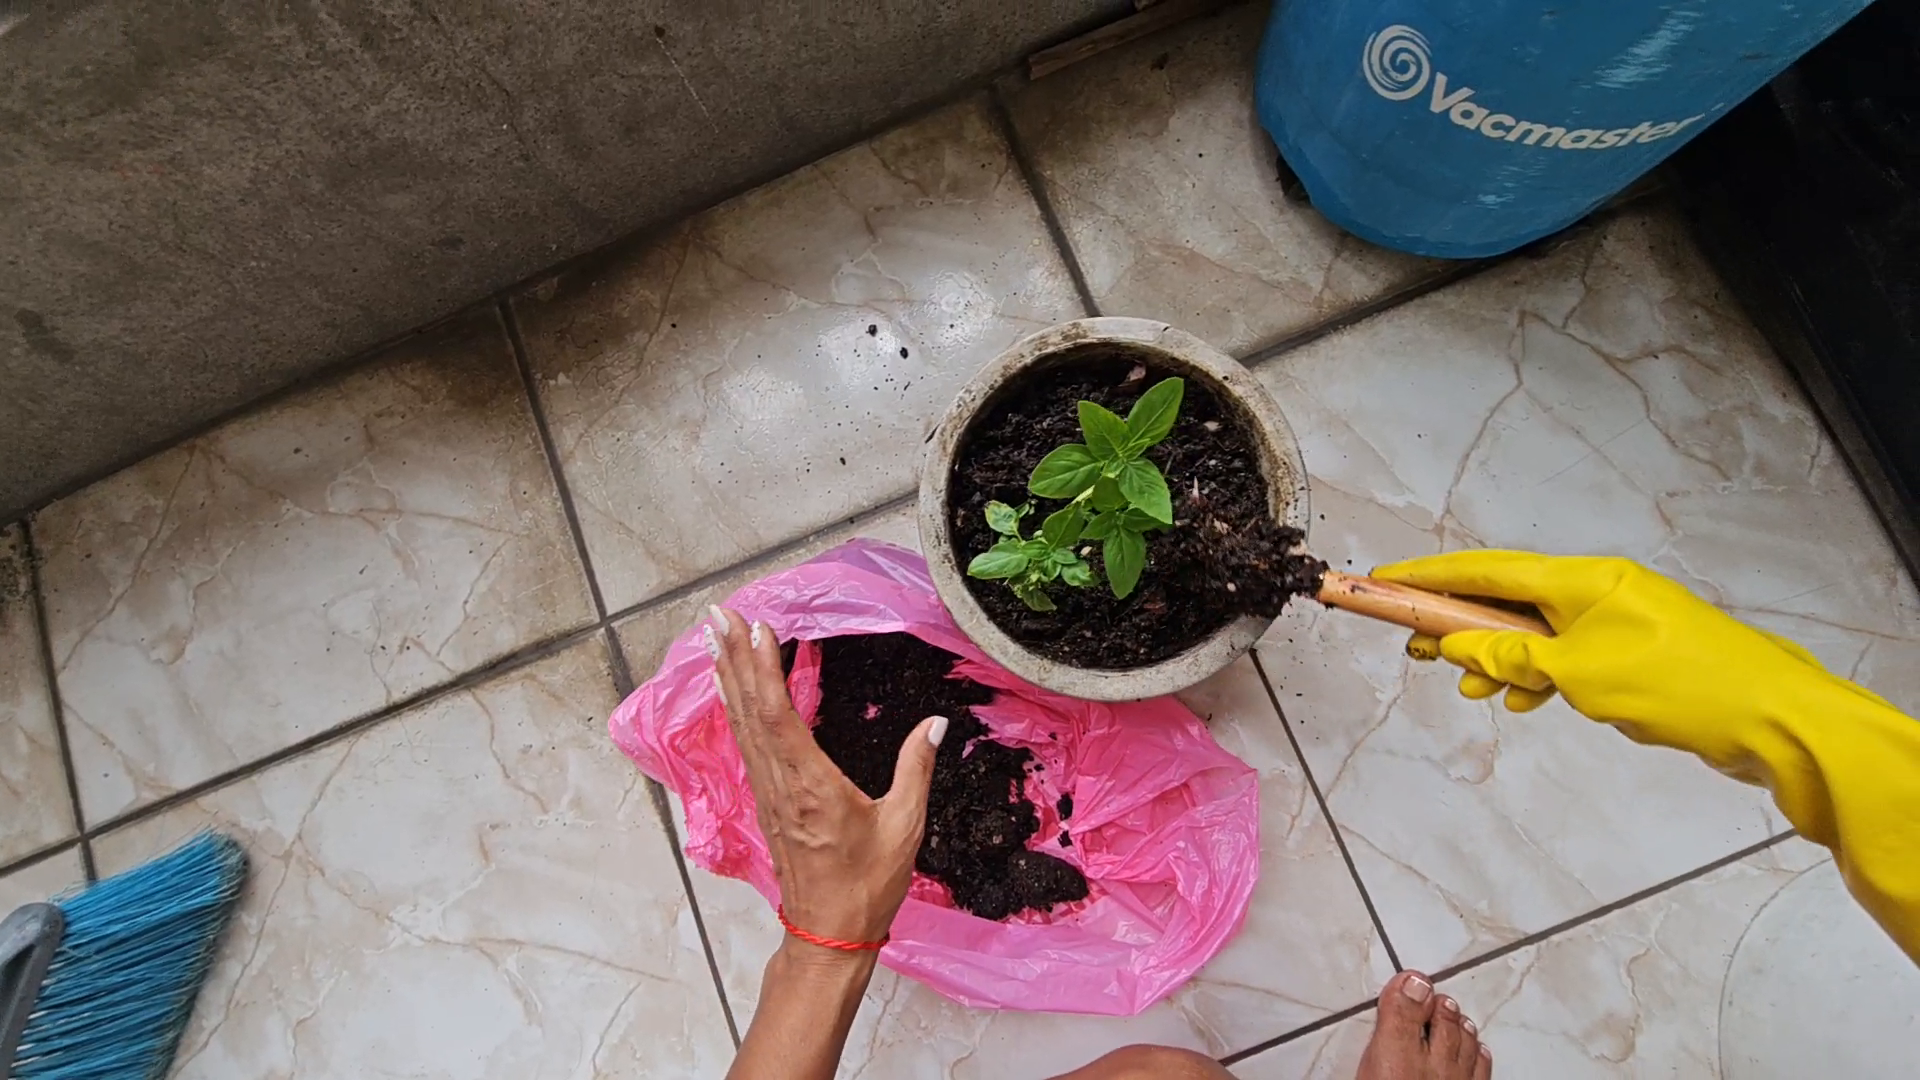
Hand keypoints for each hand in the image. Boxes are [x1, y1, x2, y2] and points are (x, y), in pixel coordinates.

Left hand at [706, 607, 946, 945]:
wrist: (828, 932)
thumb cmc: (867, 883)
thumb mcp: (904, 826)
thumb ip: (916, 769)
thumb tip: (935, 723)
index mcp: (812, 785)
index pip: (779, 718)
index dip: (765, 671)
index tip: (756, 630)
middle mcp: (781, 782)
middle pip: (750, 711)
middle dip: (732, 658)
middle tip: (717, 616)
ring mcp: (768, 790)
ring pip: (742, 723)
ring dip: (728, 676)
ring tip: (714, 637)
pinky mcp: (767, 797)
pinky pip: (745, 741)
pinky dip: (735, 706)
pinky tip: (729, 687)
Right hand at [1371, 552, 1861, 752]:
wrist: (1783, 726)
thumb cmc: (1679, 685)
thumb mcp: (1573, 672)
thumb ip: (1504, 656)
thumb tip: (1454, 646)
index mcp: (1580, 580)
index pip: (1483, 570)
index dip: (1427, 575)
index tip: (1385, 579)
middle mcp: (1593, 591)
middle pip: (1501, 600)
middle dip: (1456, 625)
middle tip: (1414, 645)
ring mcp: (1612, 621)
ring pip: (1527, 632)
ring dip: (1493, 658)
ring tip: (1470, 686)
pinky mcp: (1627, 652)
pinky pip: (1559, 654)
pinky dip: (1532, 674)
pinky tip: (1523, 697)